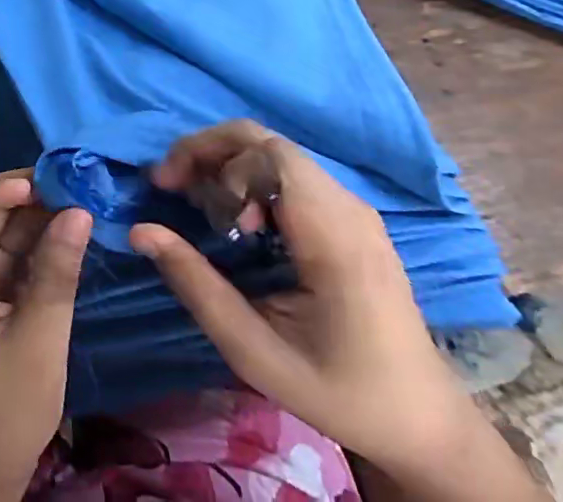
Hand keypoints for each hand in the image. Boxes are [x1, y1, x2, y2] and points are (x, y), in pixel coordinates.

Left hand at [0, 175, 92, 501]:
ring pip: (7, 220)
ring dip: (43, 209)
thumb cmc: (6, 409)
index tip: (30, 192)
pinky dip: (49, 232)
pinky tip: (79, 228)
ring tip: (85, 202)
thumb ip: (55, 275)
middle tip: (75, 190)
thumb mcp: (38, 342)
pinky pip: (24, 244)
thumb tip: (80, 211)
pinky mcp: (4, 284)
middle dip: (24, 192)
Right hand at [132, 122, 545, 499]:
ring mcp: (354, 209)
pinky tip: (236, 222)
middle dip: (209, 152)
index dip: (209, 154)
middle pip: (268, 143)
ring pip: (278, 155)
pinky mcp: (352, 218)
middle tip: (171, 186)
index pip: (266, 152)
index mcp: (333, 236)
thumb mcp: (254, 351)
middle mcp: (348, 207)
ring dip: (228, 166)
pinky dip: (251, 181)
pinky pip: (293, 176)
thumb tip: (140, 231)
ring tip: (199, 208)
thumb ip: (196, 285)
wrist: (422, 420)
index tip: (168, 189)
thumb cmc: (338, 392)